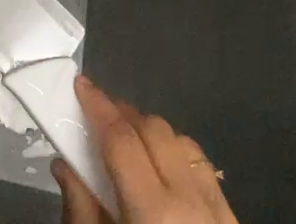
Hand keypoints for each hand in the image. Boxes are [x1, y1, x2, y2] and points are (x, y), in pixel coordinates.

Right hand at [54, 76, 236, 223]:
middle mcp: (190, 197)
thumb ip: (81, 208)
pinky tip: (162, 167)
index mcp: (152, 208)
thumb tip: (64, 164)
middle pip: (154, 130)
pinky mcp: (231, 215)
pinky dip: (178, 154)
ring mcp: (217, 205)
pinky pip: (204, 166)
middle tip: (96, 115)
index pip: (121, 139)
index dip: (98, 106)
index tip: (79, 83)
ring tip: (128, 143)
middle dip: (123, 114)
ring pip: (182, 142)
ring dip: (152, 132)